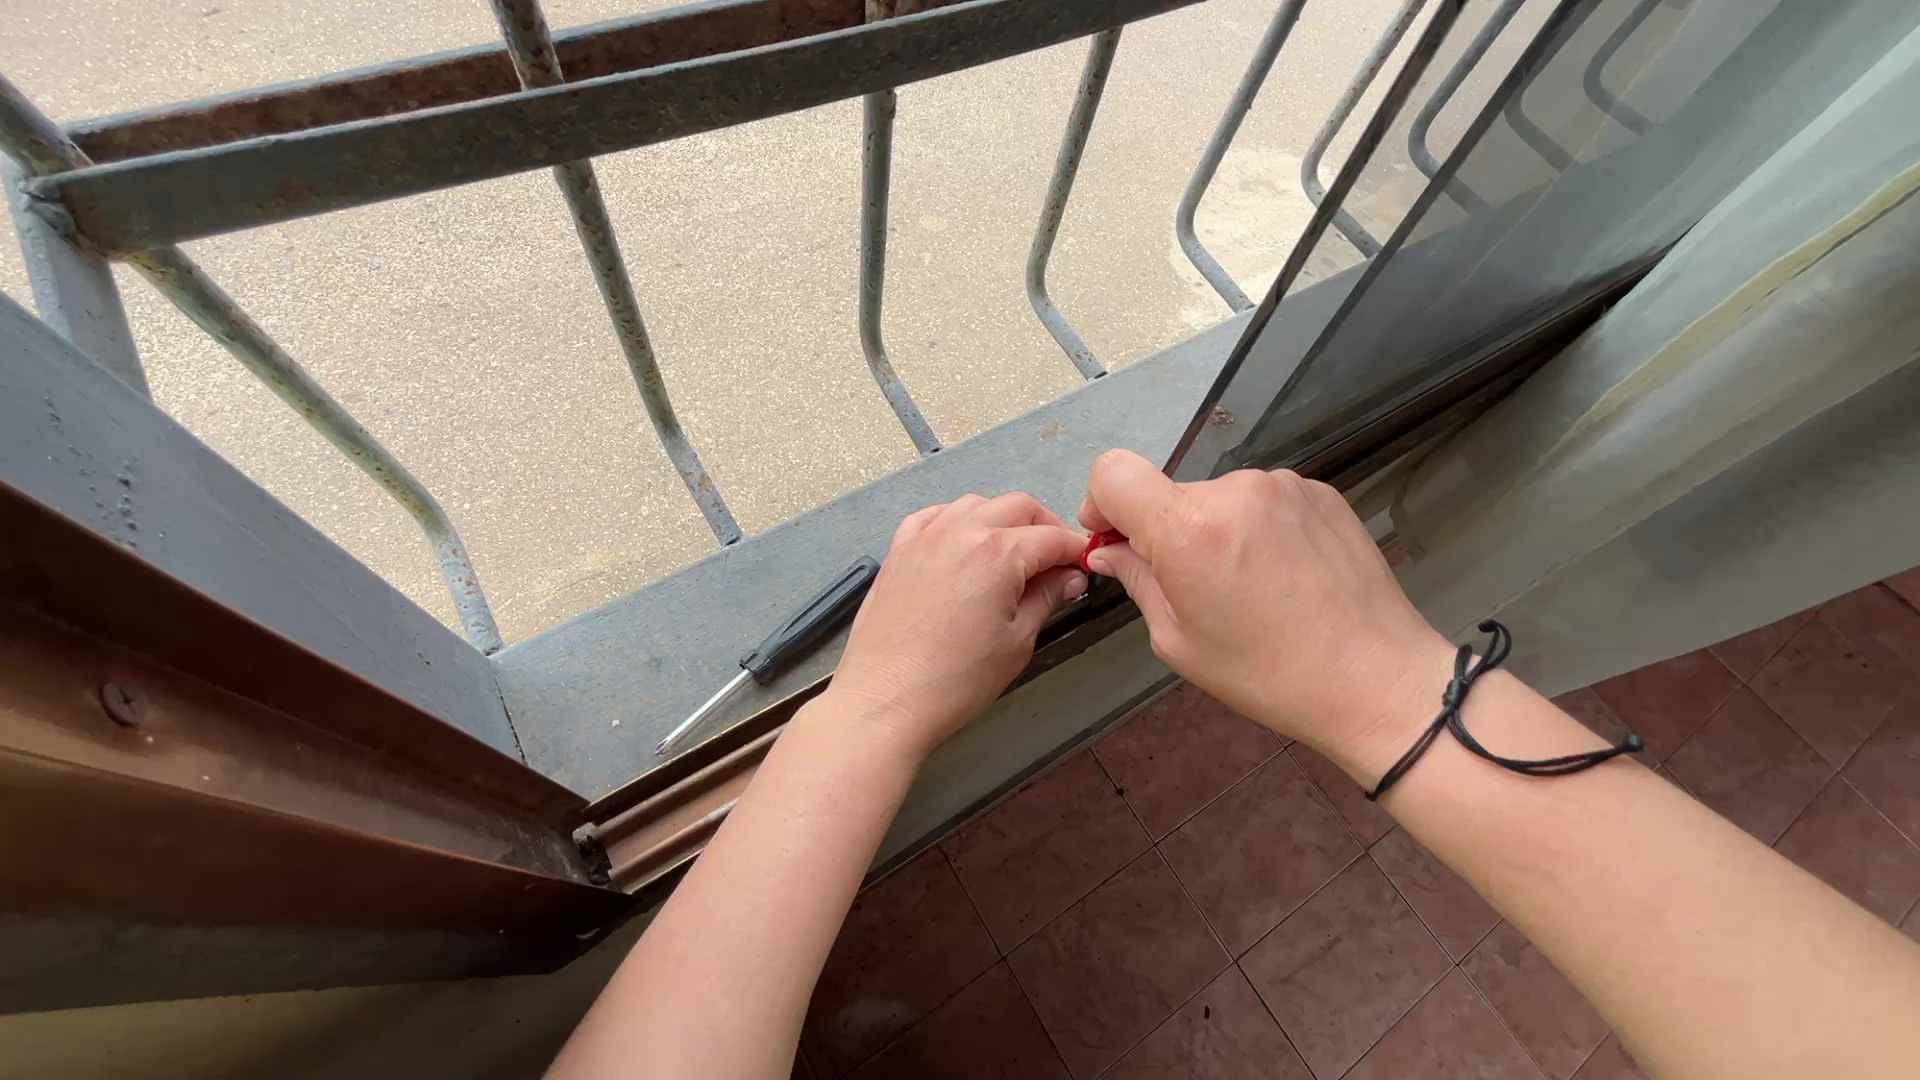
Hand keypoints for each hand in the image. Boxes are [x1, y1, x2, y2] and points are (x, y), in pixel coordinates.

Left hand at [825, 493, 1089, 758]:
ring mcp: (925, 537)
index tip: (1085, 565)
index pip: (1052, 537)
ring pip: (975, 504)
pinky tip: (964, 543)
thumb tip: (1069, 578)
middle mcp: (961, 531)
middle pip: (1017, 506)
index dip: (1075, 550)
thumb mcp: (1016, 641)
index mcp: (997, 553)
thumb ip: (1046, 598)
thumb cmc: (955, 680)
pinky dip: (957, 521)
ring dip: (1002, 519)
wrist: (885, 699)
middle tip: (1055, 560)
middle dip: (1044, 527)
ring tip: (1012, 552)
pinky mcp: (899, 550)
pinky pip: (933, 516)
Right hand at [1078, 449, 1452, 772]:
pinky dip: (1255, 527)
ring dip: (1214, 529)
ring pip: (1216, 498)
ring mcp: (1282, 485)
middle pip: (1168, 492)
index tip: (1116, 539)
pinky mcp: (1318, 490)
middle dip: (1165, 530)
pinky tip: (1281, 572)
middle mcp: (1234, 491)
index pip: (1112, 472)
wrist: (1375, 679)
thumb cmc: (1267, 673)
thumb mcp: (1176, 639)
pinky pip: (1261, 500)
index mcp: (1188, 529)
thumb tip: (1108, 550)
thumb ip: (1136, 579)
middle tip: (1192, 585)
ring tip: (1248, 584)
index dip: (1101, 504)